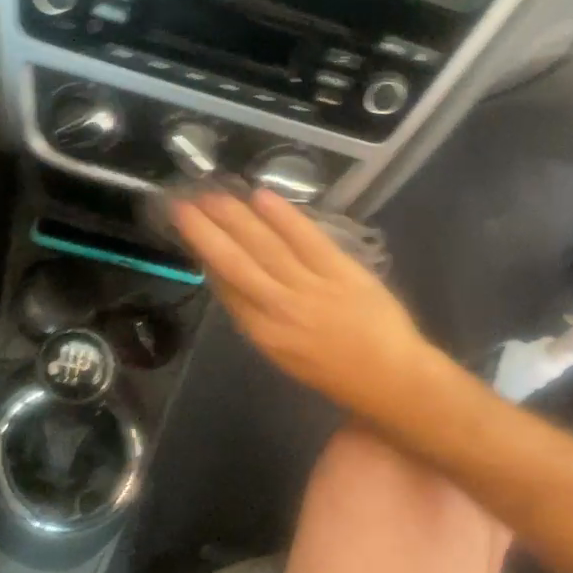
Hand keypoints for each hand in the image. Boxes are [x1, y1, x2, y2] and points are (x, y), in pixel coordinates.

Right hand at [173, 189, 436, 419]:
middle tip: (182, 203)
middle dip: (205, 231)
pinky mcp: (342, 272)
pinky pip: (307, 240)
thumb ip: (260, 319)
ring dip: (235, 217)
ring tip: (211, 194)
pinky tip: (262, 197)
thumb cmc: (337, 373)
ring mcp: (311, 289)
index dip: (204, 256)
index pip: (226, 289)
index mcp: (263, 335)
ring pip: (265, 247)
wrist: (390, 378)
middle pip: (235, 263)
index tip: (188, 230)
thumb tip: (234, 282)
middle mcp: (280, 310)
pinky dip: (284, 217)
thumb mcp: (286, 355)